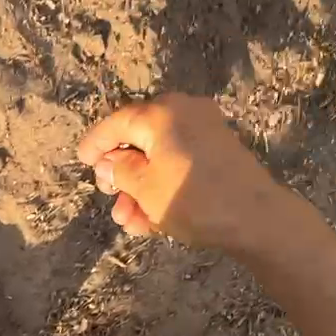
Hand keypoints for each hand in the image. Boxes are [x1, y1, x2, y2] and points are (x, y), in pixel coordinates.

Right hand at [76, 94, 292, 252]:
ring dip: (139, 190)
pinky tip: (149, 220)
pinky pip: (178, 166)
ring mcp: (205, 133)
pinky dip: (161, 188)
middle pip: (140, 140)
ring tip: (126, 221)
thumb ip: (121, 171)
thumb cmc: (192, 200)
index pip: (119, 122)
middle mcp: (184, 113)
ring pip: (159, 159)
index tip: (81, 159)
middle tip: (106, 194)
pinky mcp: (218, 155)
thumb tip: (110, 162)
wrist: (254, 218)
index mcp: (162, 114)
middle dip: (120, 173)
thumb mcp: (145, 188)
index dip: (97, 143)